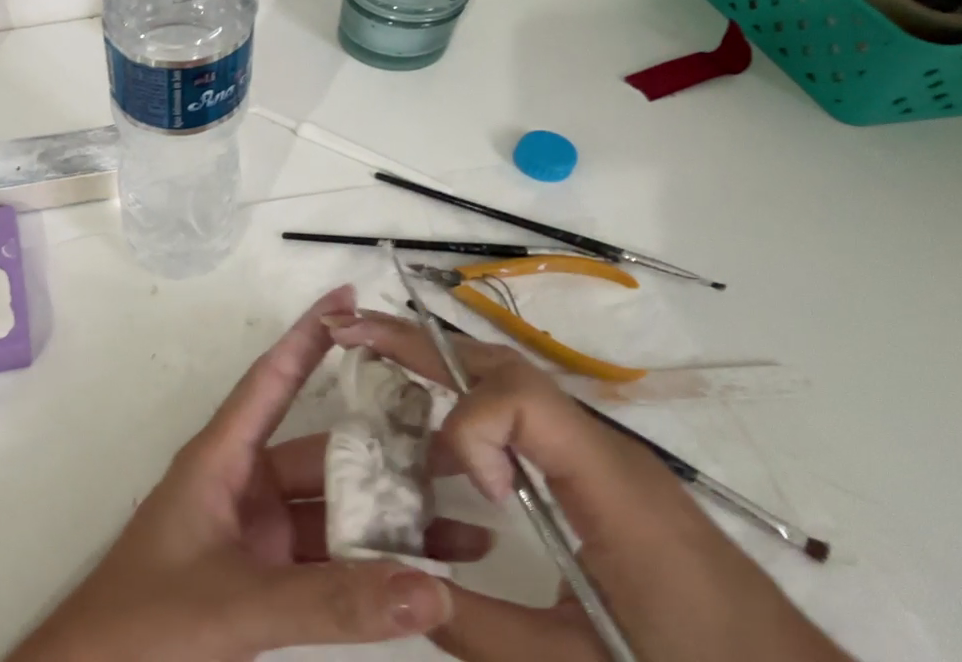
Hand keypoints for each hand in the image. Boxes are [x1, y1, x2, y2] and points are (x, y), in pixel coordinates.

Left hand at [7, 287, 490, 660]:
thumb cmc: (146, 619)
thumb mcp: (237, 603)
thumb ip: (330, 601)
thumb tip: (431, 588)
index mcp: (221, 460)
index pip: (270, 381)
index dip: (307, 337)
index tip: (347, 298)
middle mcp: (242, 486)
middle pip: (324, 455)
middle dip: (388, 455)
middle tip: (464, 454)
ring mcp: (254, 532)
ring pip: (333, 512)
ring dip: (389, 520)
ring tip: (469, 529)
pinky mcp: (263, 574)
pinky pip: (326, 559)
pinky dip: (369, 566)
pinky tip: (421, 575)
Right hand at [325, 309, 854, 661]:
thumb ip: (479, 629)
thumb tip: (392, 584)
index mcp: (610, 488)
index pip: (520, 398)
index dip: (472, 428)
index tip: (478, 494)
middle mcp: (607, 454)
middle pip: (506, 368)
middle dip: (422, 343)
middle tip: (351, 332)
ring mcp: (607, 463)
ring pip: (514, 390)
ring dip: (442, 372)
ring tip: (378, 367)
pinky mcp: (605, 482)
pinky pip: (529, 426)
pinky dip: (473, 418)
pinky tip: (442, 452)